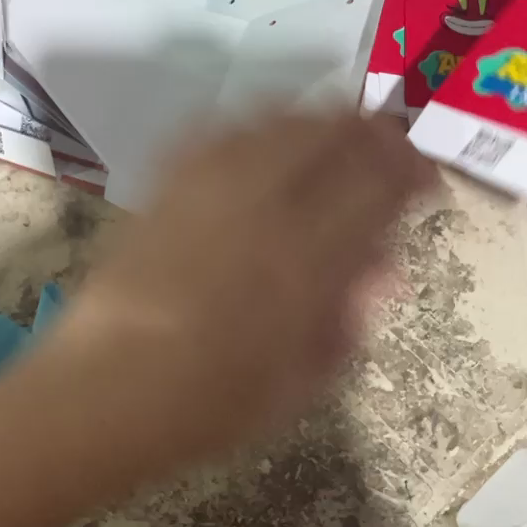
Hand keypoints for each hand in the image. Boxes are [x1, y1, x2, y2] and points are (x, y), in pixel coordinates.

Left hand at [51, 108, 433, 465]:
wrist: (103, 393)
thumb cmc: (209, 406)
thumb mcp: (300, 381)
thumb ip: (346, 319)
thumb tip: (380, 274)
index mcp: (307, 261)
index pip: (379, 183)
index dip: (411, 169)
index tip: (423, 178)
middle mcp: (260, 208)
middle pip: (333, 135)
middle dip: (371, 133)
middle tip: (386, 148)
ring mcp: (205, 190)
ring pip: (277, 122)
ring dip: (317, 121)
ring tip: (333, 136)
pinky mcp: (163, 188)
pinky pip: (218, 134)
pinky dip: (254, 126)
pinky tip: (263, 139)